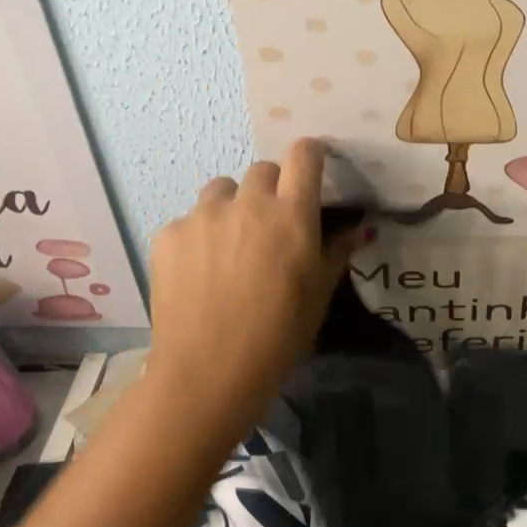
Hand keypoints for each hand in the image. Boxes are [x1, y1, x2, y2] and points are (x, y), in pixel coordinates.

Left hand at [146, 139, 362, 425]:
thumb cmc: (279, 336)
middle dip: (273, 188)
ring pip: (222, 191)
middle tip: (274, 226)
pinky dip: (201, 236)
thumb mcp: (319, 295)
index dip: (311, 155)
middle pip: (263, 170)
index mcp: (291, 214)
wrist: (209, 371)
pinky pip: (190, 221)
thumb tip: (358, 227)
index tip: (314, 168)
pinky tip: (203, 273)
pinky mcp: (167, 234)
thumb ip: (337, 251)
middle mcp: (246, 202)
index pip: (303, 155)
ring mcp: (201, 216)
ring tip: (234, 246)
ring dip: (234, 206)